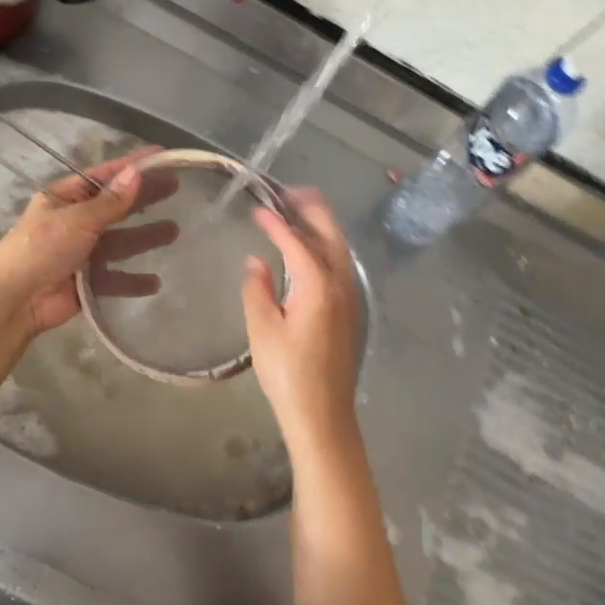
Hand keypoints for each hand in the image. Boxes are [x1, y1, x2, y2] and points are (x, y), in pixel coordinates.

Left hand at [0, 146, 180, 335]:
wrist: (15, 299)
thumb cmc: (41, 248)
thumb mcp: (77, 219)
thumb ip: (110, 202)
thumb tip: (136, 173)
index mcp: (64, 198)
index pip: (104, 176)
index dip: (132, 166)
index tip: (162, 156)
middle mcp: (74, 222)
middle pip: (115, 208)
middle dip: (144, 200)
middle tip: (177, 189)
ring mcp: (80, 253)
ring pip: (119, 243)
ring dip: (144, 238)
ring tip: (175, 232)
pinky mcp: (86, 283)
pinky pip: (114, 279)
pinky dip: (132, 281)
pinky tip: (155, 282)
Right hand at [241, 187, 361, 435]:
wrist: (321, 413)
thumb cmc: (287, 373)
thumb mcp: (262, 330)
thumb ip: (257, 289)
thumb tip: (255, 261)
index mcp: (318, 285)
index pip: (296, 240)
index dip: (276, 222)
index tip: (257, 208)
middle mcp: (340, 284)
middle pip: (329, 233)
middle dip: (311, 208)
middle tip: (287, 191)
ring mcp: (349, 297)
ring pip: (338, 248)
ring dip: (319, 225)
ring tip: (296, 211)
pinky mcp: (348, 311)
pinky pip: (338, 265)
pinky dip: (323, 246)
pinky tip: (306, 251)